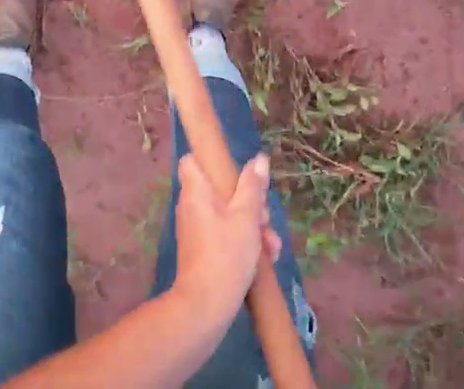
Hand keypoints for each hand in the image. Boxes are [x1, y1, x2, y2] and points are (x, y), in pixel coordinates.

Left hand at [171, 153, 282, 324]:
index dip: (212, 161)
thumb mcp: (246, 217)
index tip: (237, 172)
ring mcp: (196, 228)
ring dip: (253, 226)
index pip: (192, 161)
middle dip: (249, 202)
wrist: (206, 304)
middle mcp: (191, 205)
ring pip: (228, 214)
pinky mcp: (203, 249)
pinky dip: (244, 241)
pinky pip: (225, 234)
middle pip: (220, 190)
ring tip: (272, 245)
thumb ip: (253, 187)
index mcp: (195, 190)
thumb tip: (259, 158)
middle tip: (265, 218)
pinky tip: (267, 258)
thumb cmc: (226, 254)